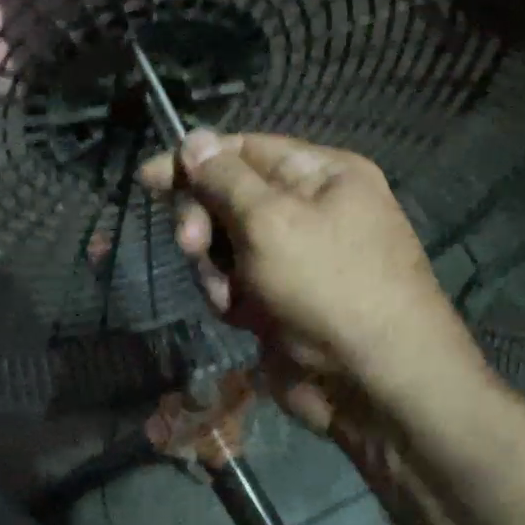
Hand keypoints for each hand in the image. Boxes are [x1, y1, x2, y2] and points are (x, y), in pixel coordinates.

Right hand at [138, 130, 491, 410]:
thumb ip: (223, 178)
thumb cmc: (328, 287)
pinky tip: (240, 317)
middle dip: (204, 221)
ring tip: (229, 295)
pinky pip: (235, 282)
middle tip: (192, 245)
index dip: (194, 161)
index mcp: (322, 175)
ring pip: (224, 244)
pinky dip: (229, 297)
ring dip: (214, 268)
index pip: (244, 150)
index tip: (149, 178)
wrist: (375, 385)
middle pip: (229, 197)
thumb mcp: (271, 220)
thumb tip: (192, 139)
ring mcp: (296, 258)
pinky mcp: (281, 300)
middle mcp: (311, 209)